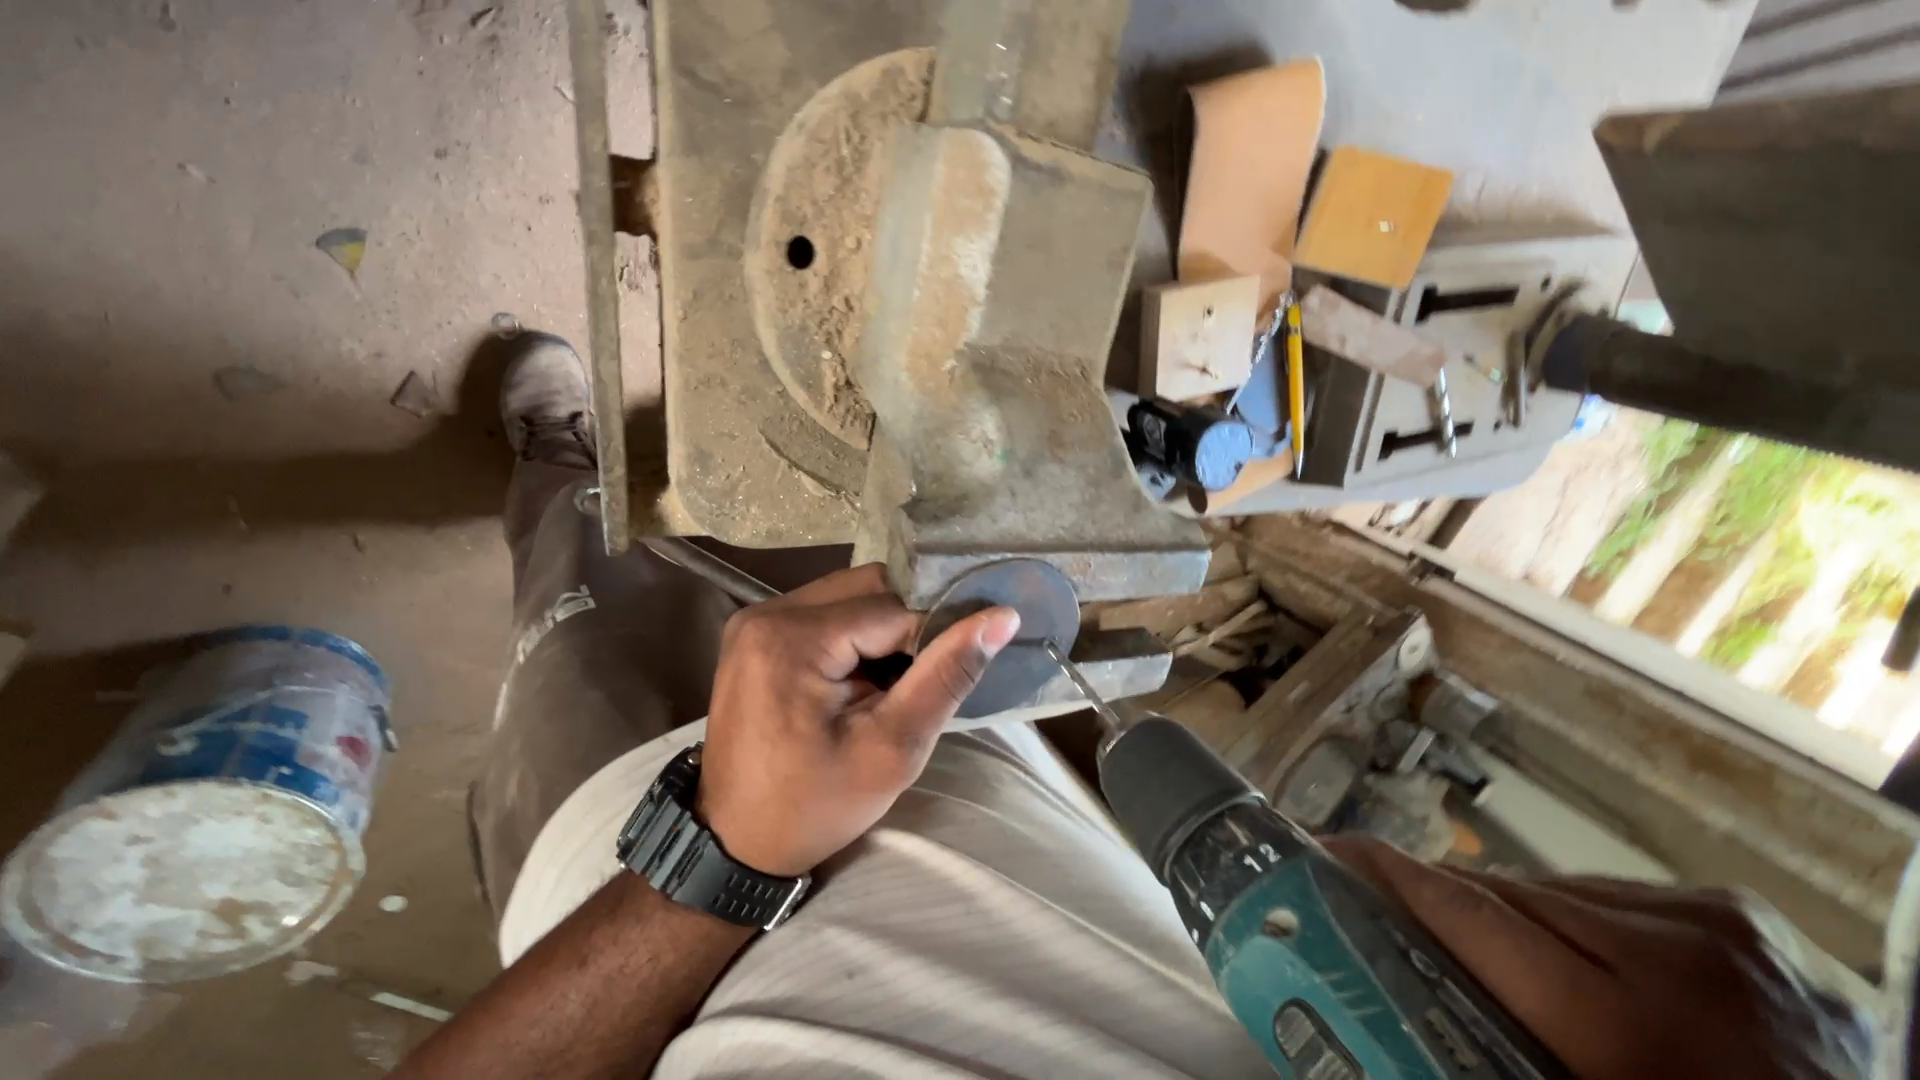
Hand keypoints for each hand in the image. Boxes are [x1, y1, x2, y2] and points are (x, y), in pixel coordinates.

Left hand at [696, 563, 1020, 877]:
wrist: (734, 841)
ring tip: (885, 689)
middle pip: (869, 589)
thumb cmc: (815, 806)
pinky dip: (852, 638)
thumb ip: (946, 675)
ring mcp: (754, 620)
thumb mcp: (893, 748)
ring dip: (880, 632)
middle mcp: (767, 613)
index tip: (940, 684)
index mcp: (792, 638)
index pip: (894, 608)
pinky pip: (824, 613)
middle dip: (904, 631)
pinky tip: (857, 683)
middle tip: (912, 687)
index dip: (930, 641)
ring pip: (850, 595)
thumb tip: (1002, 617)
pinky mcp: (753, 634)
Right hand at [1323, 836, 1870, 1079]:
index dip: (1387, 876)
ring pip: (1546, 890)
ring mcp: (1709, 920)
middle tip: (1364, 902)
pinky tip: (1555, 949)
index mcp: (1633, 1028)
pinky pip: (1602, 895)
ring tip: (1463, 939)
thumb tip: (1394, 997)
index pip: (1472, 917)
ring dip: (1498, 912)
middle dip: (1429, 899)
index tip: (1322, 852)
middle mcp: (1671, 953)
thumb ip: (1486, 1045)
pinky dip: (1563, 917)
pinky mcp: (1731, 908)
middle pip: (1500, 896)